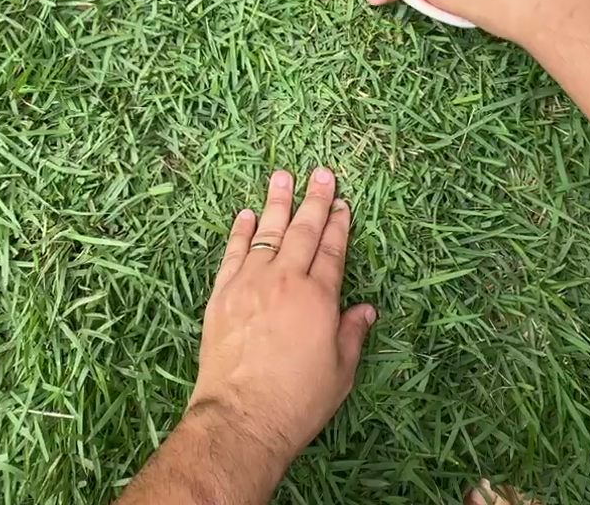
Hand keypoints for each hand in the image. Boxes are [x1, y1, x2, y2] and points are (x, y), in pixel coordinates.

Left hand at [186, 167, 375, 474]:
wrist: (241, 417)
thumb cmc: (298, 401)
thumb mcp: (340, 372)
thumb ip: (352, 333)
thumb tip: (366, 308)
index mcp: (318, 298)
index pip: (332, 250)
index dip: (338, 224)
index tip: (342, 203)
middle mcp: (285, 280)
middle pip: (303, 231)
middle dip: (314, 200)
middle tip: (321, 172)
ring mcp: (250, 282)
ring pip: (267, 232)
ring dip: (276, 203)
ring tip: (282, 176)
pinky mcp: (223, 292)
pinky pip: (233, 253)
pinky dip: (240, 232)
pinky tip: (245, 215)